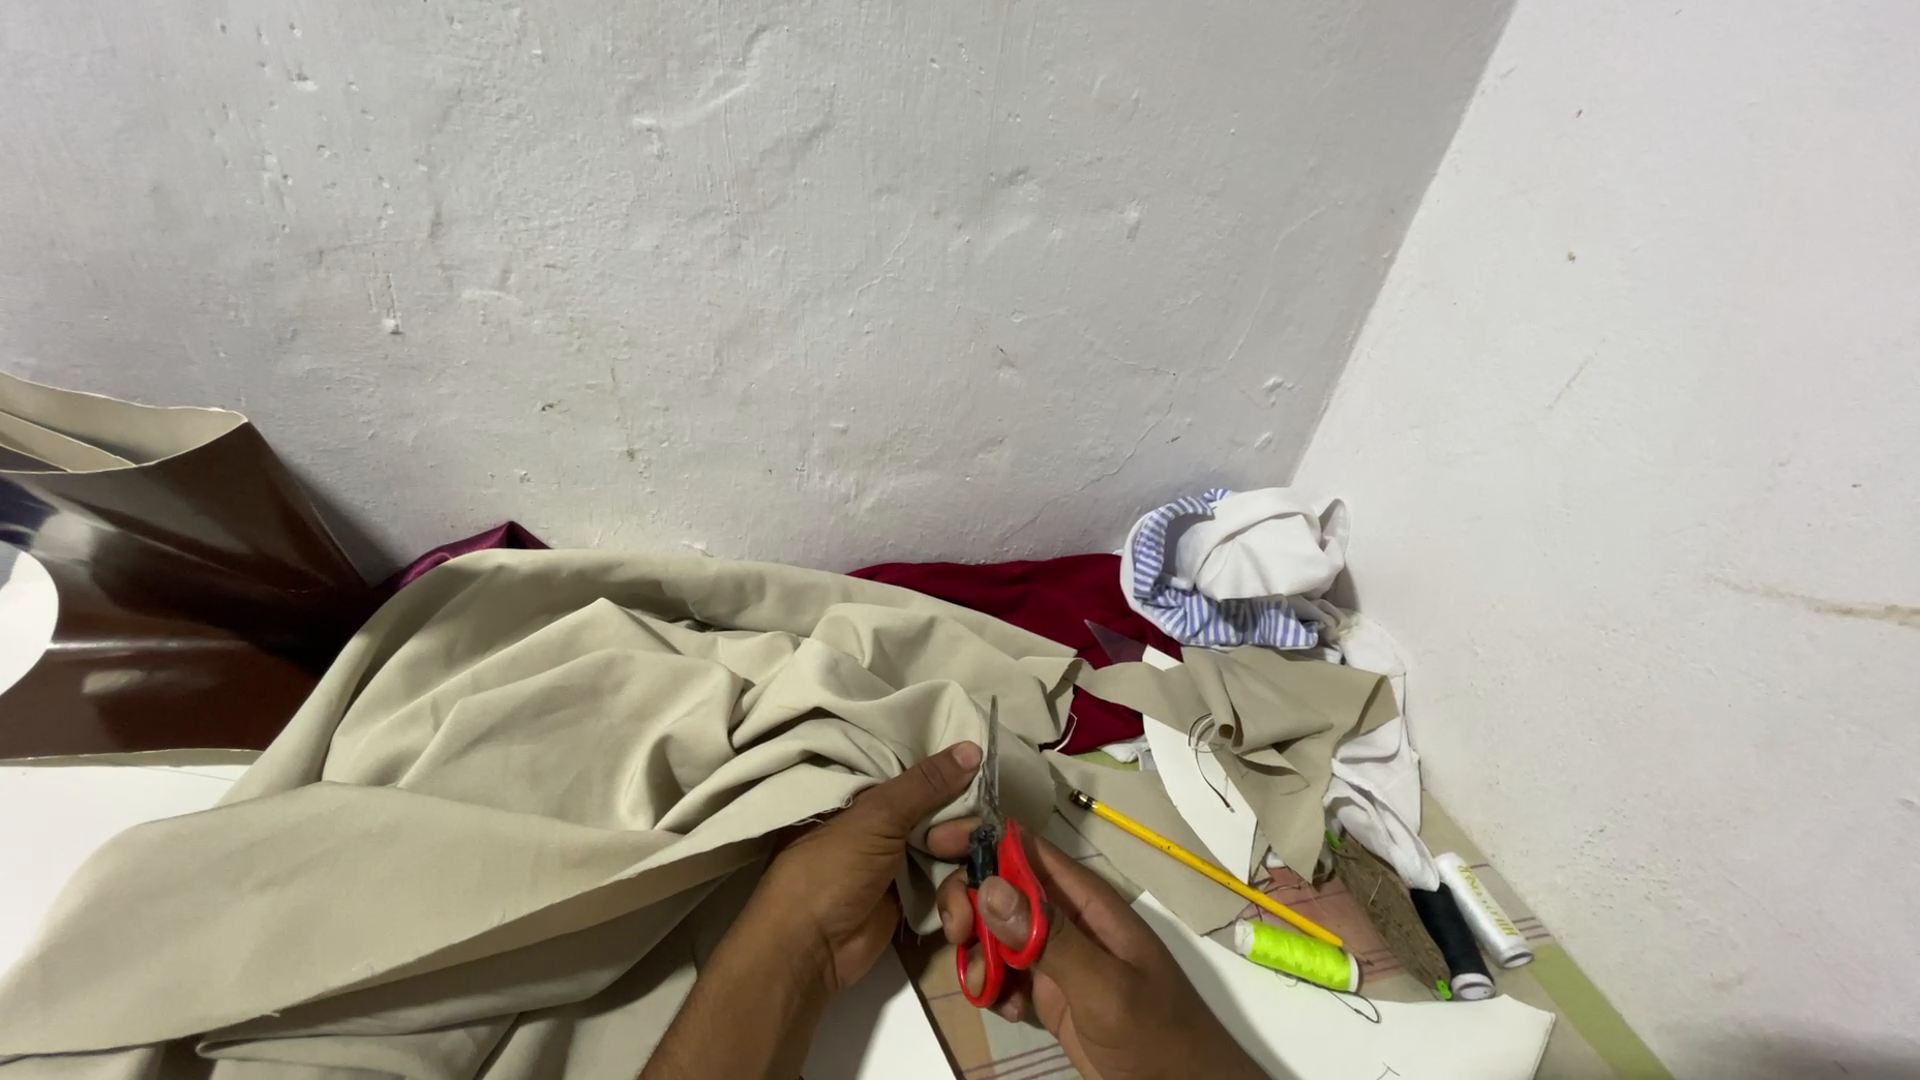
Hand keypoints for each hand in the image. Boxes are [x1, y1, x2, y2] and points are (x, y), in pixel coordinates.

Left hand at [738, 740, 982, 993]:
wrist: (811, 949)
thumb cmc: (832, 868)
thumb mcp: (877, 816)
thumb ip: (926, 783)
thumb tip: (973, 747)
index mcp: (866, 790)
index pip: (917, 769)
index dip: (948, 772)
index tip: (976, 774)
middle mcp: (884, 819)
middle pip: (942, 808)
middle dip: (955, 826)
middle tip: (947, 844)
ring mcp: (900, 858)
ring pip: (952, 846)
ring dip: (960, 864)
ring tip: (953, 886)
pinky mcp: (912, 895)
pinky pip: (949, 882)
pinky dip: (957, 895)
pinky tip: (956, 911)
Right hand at [931, 824, 1267, 1079]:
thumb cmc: (1157, 1036)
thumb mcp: (1106, 988)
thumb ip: (1050, 938)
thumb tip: (990, 884)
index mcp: (1083, 897)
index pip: (1024, 845)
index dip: (980, 836)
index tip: (938, 844)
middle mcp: (1064, 915)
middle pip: (999, 884)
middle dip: (969, 901)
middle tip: (957, 935)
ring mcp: (1055, 953)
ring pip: (995, 928)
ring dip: (977, 950)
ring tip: (984, 984)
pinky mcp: (1047, 990)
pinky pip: (1003, 970)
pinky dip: (993, 984)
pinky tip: (1004, 1009)